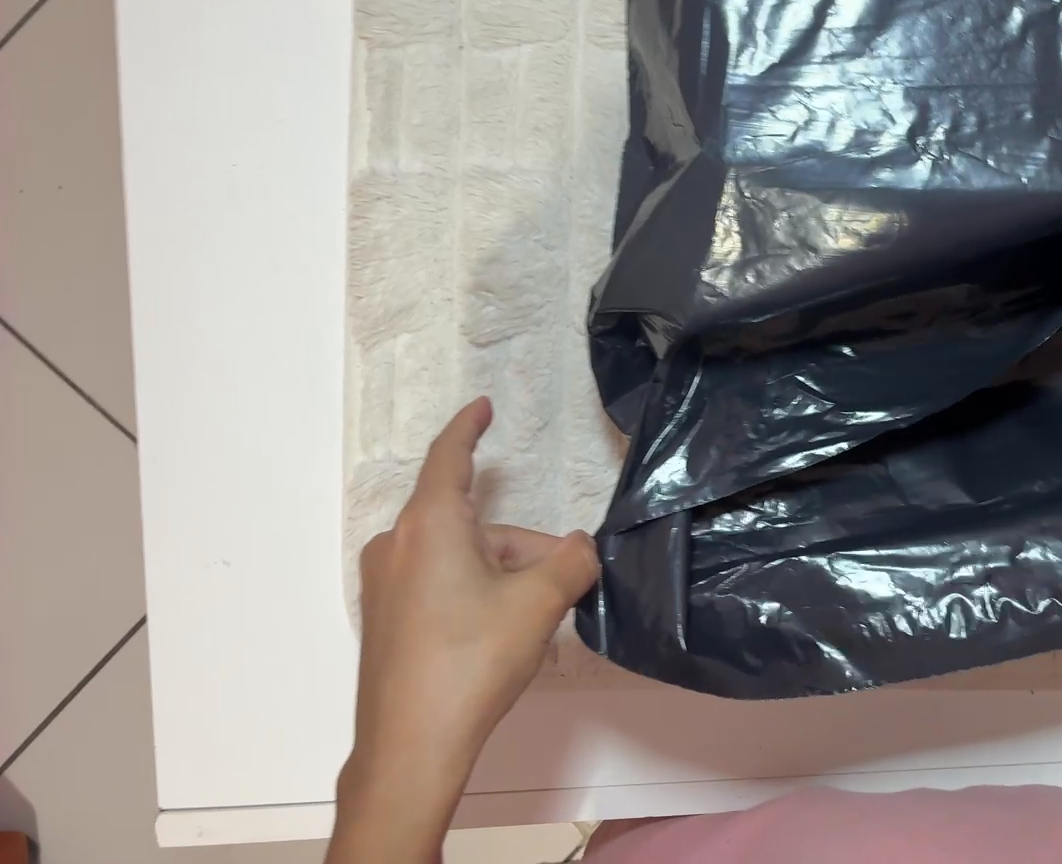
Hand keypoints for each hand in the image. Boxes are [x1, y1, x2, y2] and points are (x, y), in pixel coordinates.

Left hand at [328, 398, 599, 862]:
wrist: (411, 747)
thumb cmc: (474, 656)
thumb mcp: (543, 600)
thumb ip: (574, 559)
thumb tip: (582, 548)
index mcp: (430, 527)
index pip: (449, 459)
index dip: (468, 428)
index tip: (484, 406)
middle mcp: (399, 547)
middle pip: (477, 522)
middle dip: (526, 544)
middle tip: (566, 578)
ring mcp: (387, 586)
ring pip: (465, 555)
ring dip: (508, 570)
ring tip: (539, 615)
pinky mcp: (387, 620)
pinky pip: (445, 581)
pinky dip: (482, 590)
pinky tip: (503, 630)